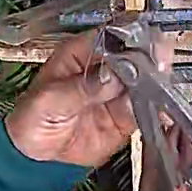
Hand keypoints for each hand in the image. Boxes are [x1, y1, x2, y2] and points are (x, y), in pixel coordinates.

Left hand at [3, 29, 168, 167]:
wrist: (34, 153)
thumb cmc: (32, 116)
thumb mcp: (50, 99)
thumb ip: (82, 88)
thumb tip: (111, 76)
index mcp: (79, 54)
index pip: (109, 37)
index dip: (129, 38)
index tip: (144, 44)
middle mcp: (102, 69)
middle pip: (133, 58)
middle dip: (147, 61)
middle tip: (158, 68)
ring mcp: (115, 93)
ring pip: (143, 82)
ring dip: (153, 85)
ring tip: (160, 88)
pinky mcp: (124, 117)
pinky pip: (144, 109)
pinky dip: (153, 109)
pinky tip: (158, 108)